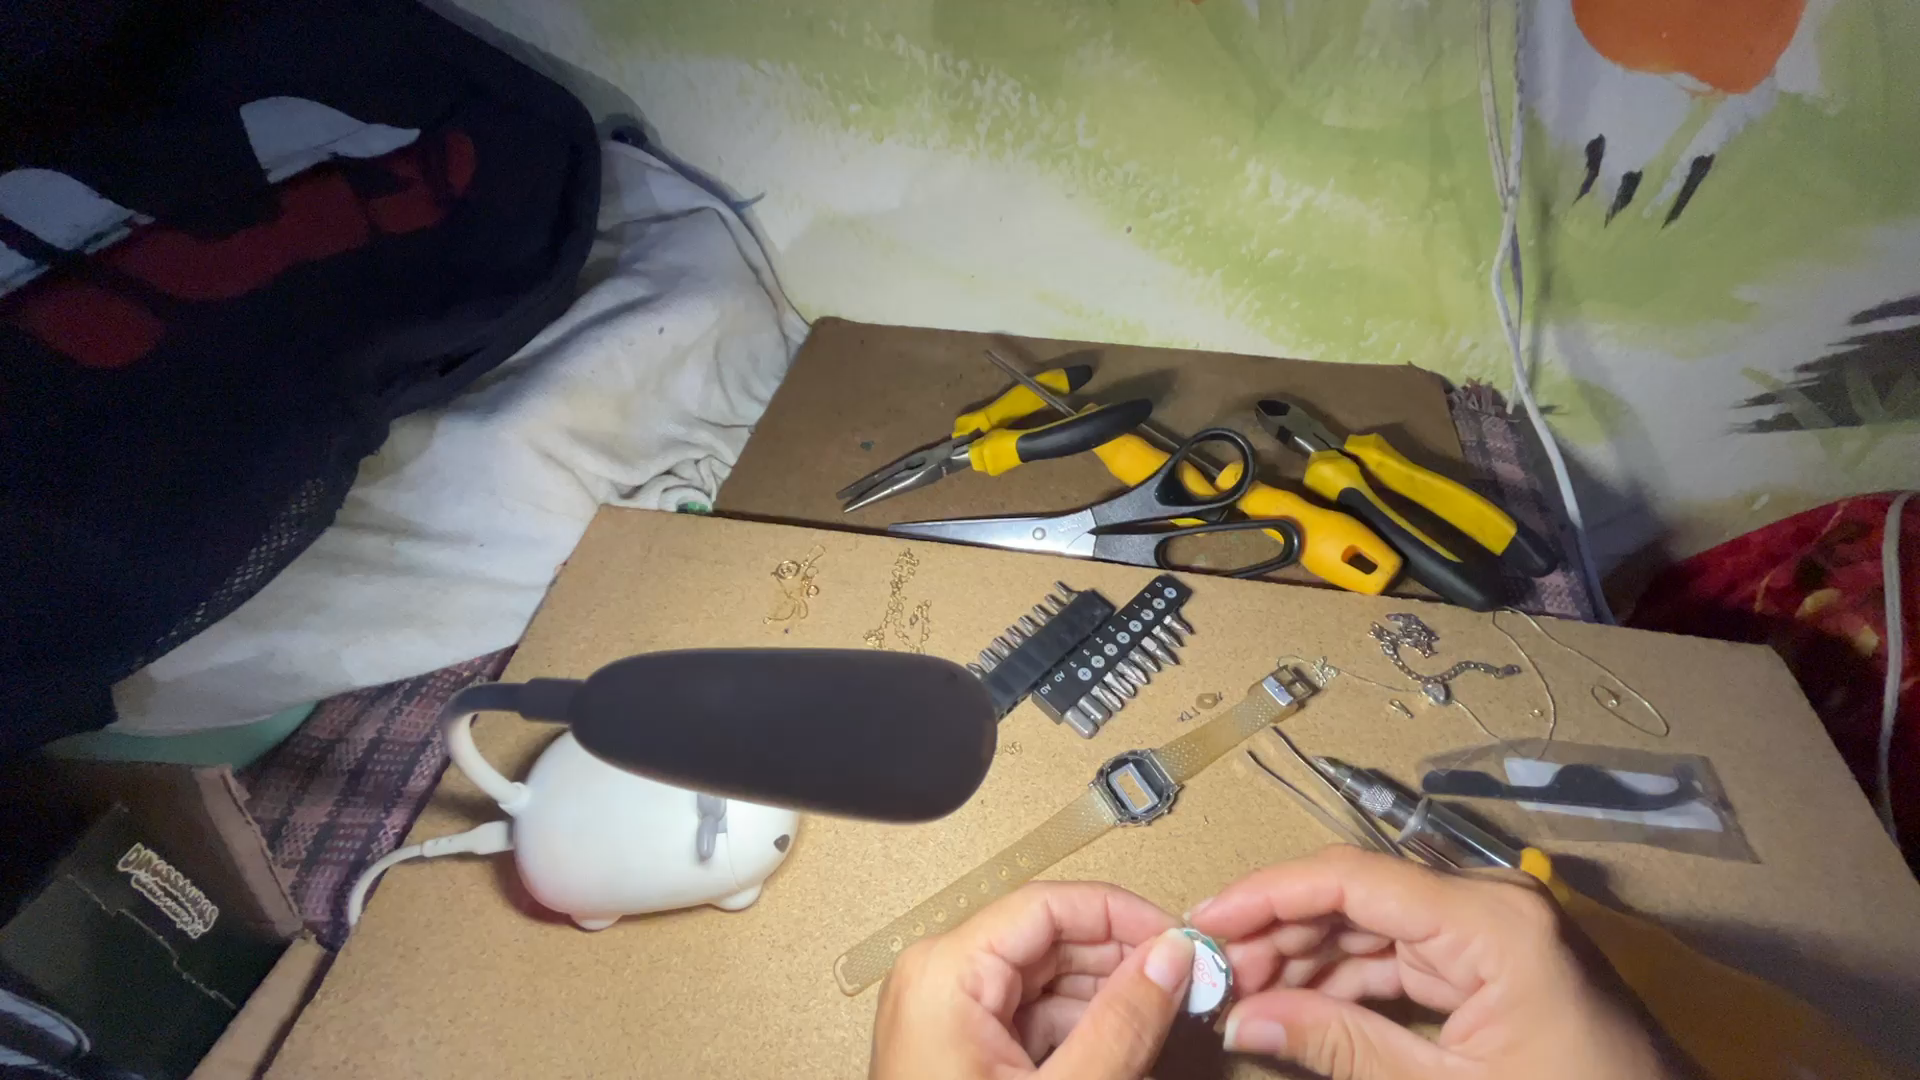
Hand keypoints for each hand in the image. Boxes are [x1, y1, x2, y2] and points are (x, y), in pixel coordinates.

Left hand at [869, 881, 1193, 1079]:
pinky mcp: (960, 1038)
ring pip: (1043, 976)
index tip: (1175, 936)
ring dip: (1105, 993)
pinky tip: (1124, 1039)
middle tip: (1183, 977)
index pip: (1046, 906)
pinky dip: (1078, 1024)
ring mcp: (947, 1006)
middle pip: (1046, 938)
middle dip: (1119, 957)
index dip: (1118, 913)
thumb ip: (1121, 1021)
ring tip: (1164, 1010)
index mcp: (947, 969)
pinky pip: (1029, 1012)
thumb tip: (1169, 958)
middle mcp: (940, 973)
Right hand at [1188, 846, 1686, 1079]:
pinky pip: (1391, 957)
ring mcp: (1482, 928)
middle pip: (1348, 898)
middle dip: (1275, 935)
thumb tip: (1238, 1017)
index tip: (1203, 921)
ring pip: (1362, 926)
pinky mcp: (1481, 959)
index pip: (1346, 879)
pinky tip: (1293, 1002)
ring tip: (1241, 989)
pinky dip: (1340, 981)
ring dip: (1299, 958)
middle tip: (1213, 970)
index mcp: (1488, 919)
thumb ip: (1340, 1046)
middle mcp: (1481, 903)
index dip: (1263, 895)